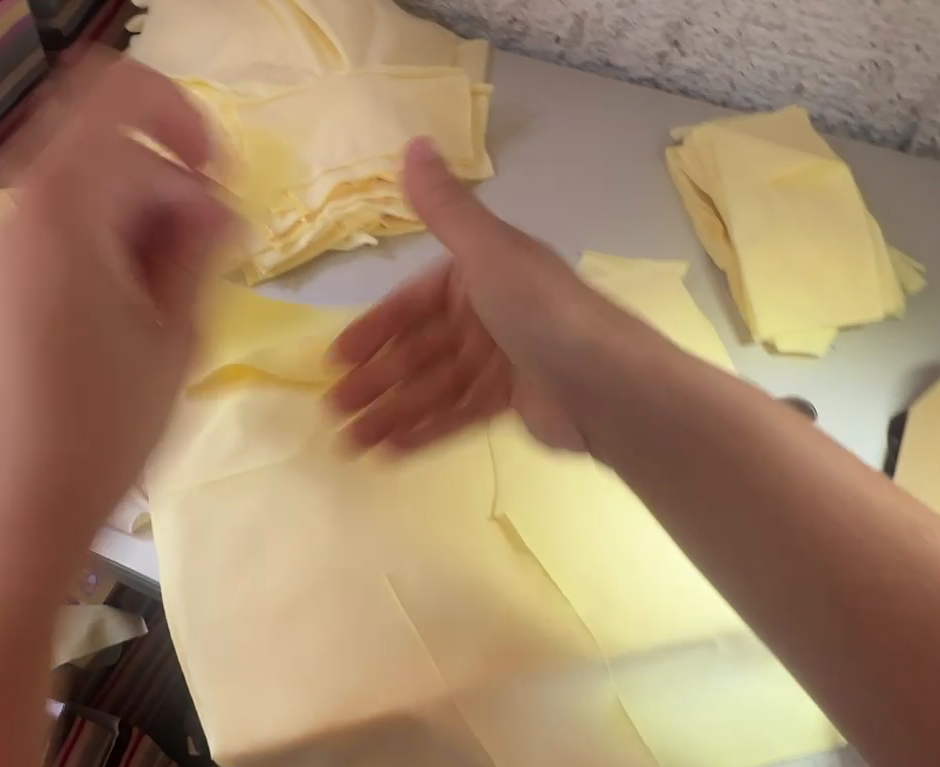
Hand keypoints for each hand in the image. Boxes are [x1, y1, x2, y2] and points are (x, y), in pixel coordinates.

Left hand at [0, 53, 233, 537]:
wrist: (36, 488)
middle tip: (212, 238)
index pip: (129, 108)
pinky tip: (145, 287)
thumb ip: (197, 249)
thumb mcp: (177, 332)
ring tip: (183, 272)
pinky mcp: (10, 271)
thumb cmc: (114, 421)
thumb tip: (218, 206)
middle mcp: (24, 204)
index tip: (228, 186)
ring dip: (144, 203)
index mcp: (67, 207)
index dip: (190, 130)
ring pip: (86, 174)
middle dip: (168, 170)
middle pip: (103, 132)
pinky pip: (67, 215)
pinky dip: (113, 228)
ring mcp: (9, 237)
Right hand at [328, 139, 643, 453]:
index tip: (336, 358)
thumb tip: (414, 142)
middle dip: (375, 379)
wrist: (604, 383)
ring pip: (430, 389)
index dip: (373, 330)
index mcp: (477, 276)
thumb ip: (445, 209)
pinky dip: (422, 431)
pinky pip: (453, 416)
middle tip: (335, 407)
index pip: (411, 304)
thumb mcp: (489, 253)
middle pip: (417, 351)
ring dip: (391, 412)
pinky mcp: (505, 404)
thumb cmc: (541, 311)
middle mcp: (483, 316)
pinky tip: (389, 451)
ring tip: (352, 441)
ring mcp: (495, 363)